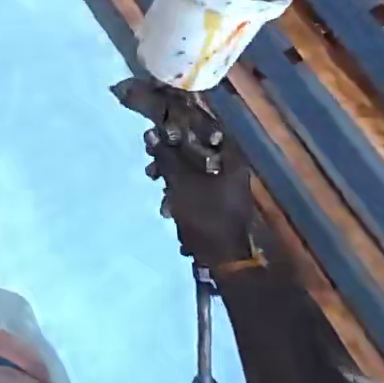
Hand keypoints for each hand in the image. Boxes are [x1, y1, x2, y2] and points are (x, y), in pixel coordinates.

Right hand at [114, 78, 256, 268]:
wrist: (222, 260)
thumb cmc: (205, 215)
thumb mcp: (180, 183)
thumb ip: (166, 156)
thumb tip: (152, 132)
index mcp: (231, 158)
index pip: (208, 126)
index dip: (184, 121)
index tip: (162, 122)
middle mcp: (232, 167)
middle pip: (198, 146)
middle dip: (171, 150)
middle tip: (151, 153)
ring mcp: (225, 186)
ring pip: (193, 166)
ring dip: (171, 170)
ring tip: (153, 178)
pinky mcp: (216, 201)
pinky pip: (195, 184)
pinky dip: (179, 187)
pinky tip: (166, 202)